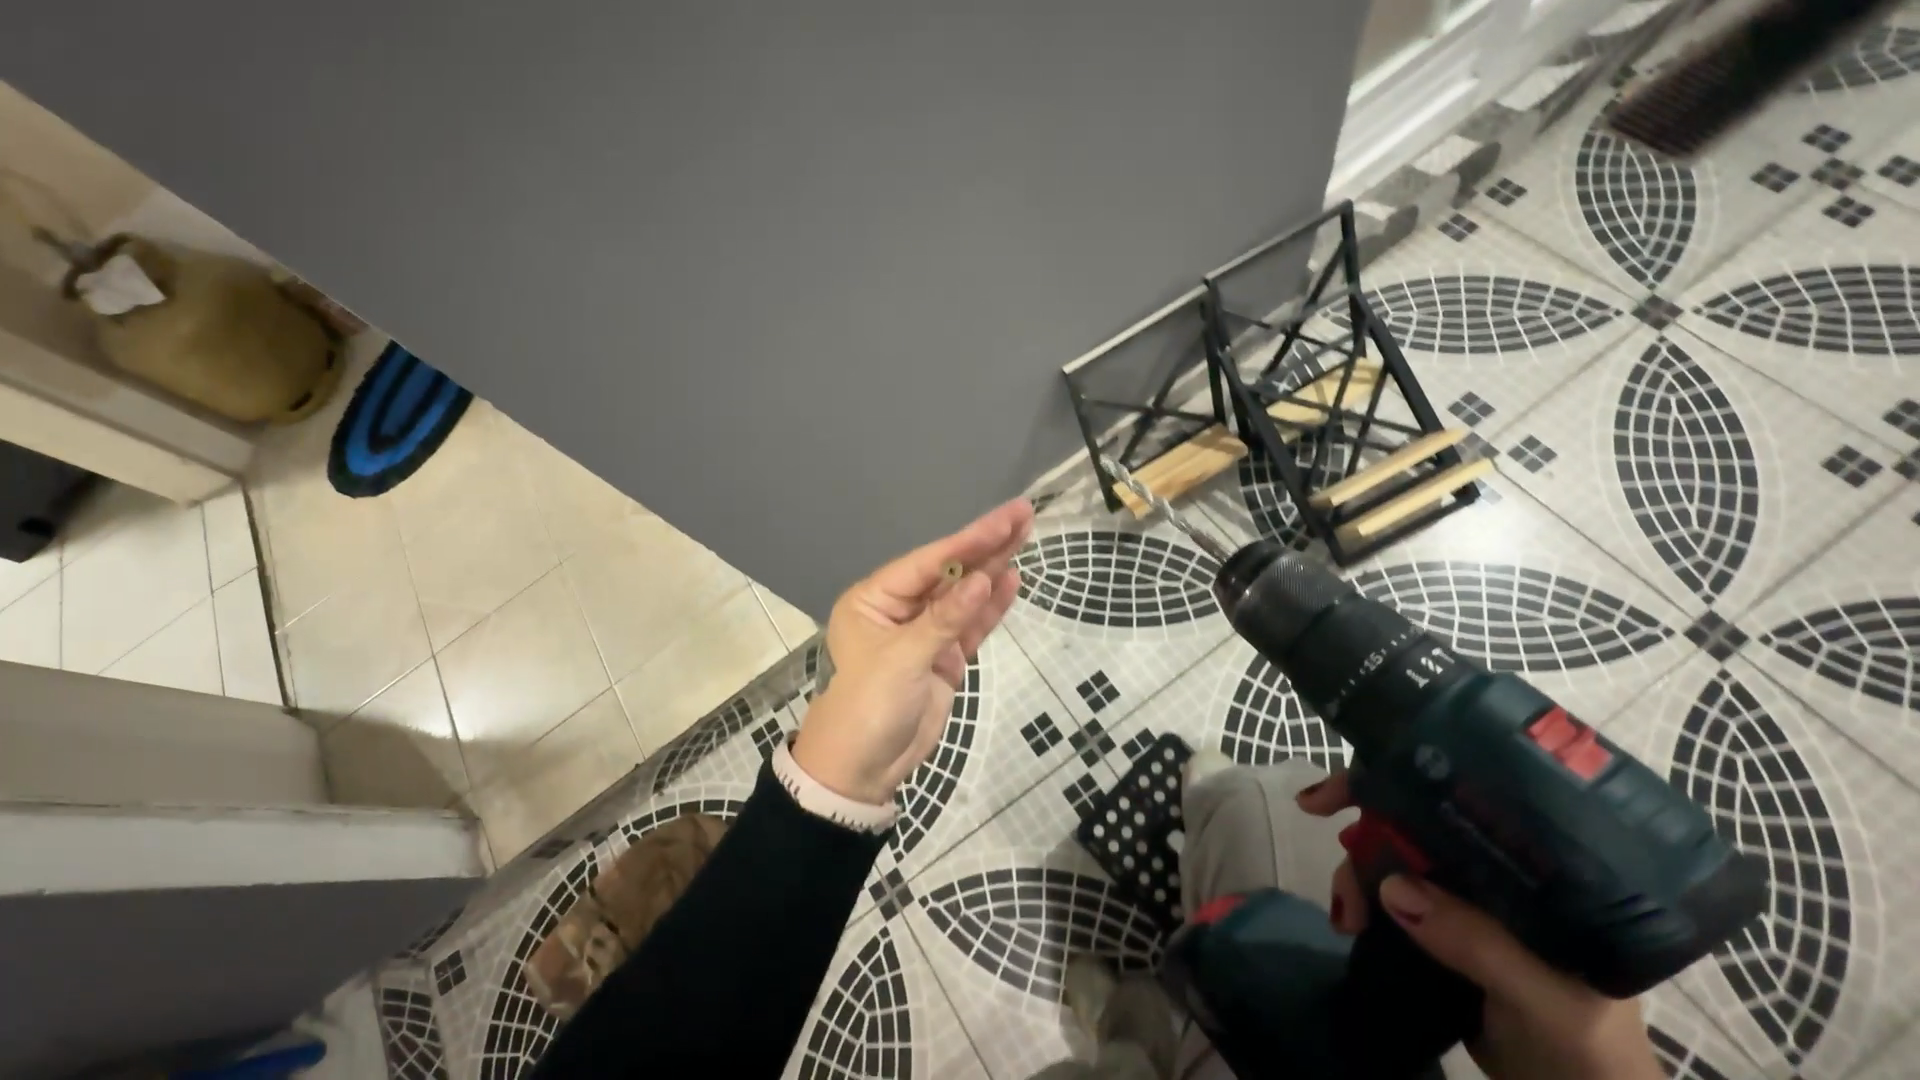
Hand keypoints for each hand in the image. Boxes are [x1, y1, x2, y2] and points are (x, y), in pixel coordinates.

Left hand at [791, 498, 1033, 804]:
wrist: (862, 770)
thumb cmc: (868, 706)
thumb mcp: (903, 659)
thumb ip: (946, 618)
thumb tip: (985, 578)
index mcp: (873, 600)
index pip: (929, 562)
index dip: (969, 540)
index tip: (1005, 518)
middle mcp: (898, 610)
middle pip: (948, 573)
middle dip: (985, 546)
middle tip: (1024, 514)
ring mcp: (923, 635)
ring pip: (963, 597)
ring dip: (992, 571)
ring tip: (1025, 537)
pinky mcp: (942, 660)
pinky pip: (969, 627)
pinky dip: (990, 608)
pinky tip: (1011, 580)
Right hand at [1297, 773, 1662, 1079]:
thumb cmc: (1591, 1051)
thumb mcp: (1544, 998)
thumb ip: (1478, 944)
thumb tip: (1391, 886)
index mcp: (1536, 870)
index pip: (1466, 808)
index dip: (1404, 787)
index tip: (1338, 796)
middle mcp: (1500, 875)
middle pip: (1418, 829)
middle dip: (1365, 842)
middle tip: (1342, 886)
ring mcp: (1471, 906)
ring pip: (1399, 864)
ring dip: (1359, 880)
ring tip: (1347, 921)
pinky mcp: (1446, 938)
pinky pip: (1394, 905)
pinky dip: (1364, 904)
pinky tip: (1350, 923)